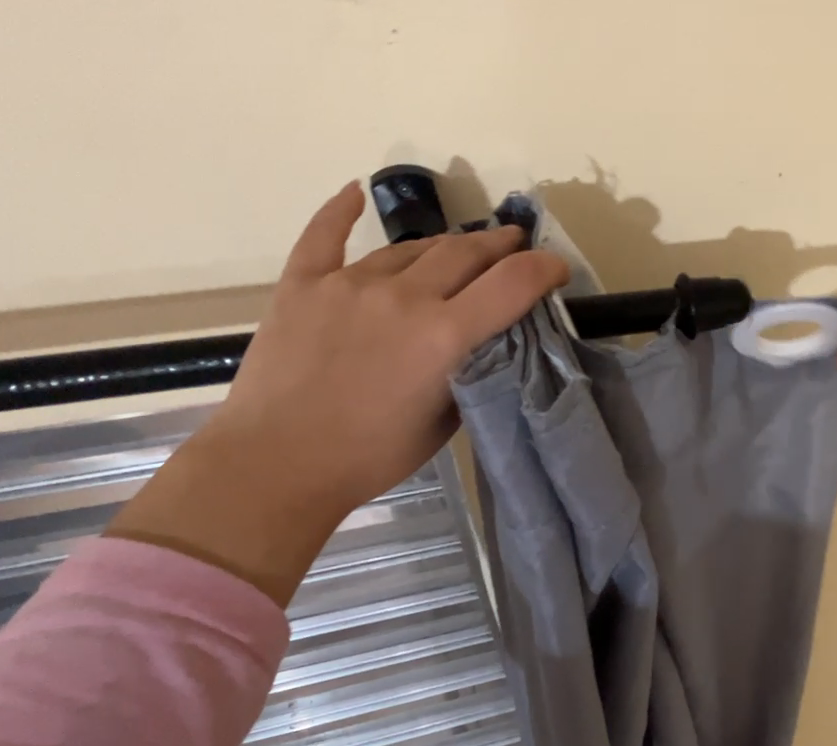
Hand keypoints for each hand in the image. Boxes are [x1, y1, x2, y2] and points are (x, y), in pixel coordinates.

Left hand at [108, 181, 569, 603]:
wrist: (280, 461)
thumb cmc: (372, 456)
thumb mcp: (444, 422)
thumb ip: (469, 374)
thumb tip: (480, 346)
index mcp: (444, 336)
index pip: (510, 284)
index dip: (542, 268)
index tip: (557, 266)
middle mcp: (402, 296)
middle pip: (463, 252)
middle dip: (497, 244)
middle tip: (514, 242)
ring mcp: (348, 283)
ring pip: (408, 249)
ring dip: (442, 245)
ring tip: (460, 246)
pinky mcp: (302, 283)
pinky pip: (325, 236)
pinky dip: (341, 212)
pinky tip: (354, 194)